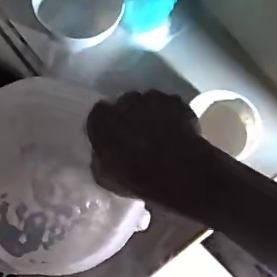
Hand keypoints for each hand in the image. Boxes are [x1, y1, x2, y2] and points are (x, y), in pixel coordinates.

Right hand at [86, 90, 228, 211]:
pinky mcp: (178, 102)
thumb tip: (102, 153)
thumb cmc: (136, 177)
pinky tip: (176, 133)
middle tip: (136, 136)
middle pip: (124, 104)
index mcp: (104, 119)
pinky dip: (171, 116)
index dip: (105, 126)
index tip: (110, 138)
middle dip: (128, 117)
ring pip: (148, 103)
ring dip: (151, 114)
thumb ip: (100, 158)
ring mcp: (154, 98)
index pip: (98, 115)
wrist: (178, 171)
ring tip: (159, 135)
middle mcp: (126, 101)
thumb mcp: (105, 177)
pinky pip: (170, 107)